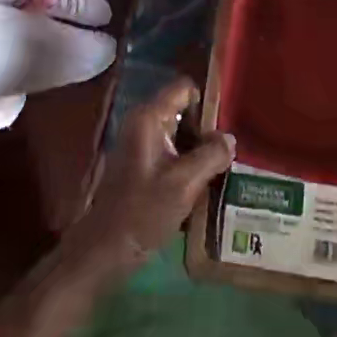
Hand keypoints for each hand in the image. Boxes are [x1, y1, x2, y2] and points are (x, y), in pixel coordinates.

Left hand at [63, 77, 235, 280]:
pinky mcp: (143, 164)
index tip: (228, 124)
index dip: (208, 101)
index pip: (184, 88)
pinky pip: (174, 152)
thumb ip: (211, 155)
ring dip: (200, 149)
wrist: (106, 248)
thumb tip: (230, 138)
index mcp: (149, 118)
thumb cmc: (143, 211)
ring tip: (225, 166)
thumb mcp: (184, 183)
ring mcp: (141, 144)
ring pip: (181, 134)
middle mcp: (143, 123)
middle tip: (230, 151)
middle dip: (207, 129)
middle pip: (184, 110)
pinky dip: (189, 162)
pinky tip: (207, 182)